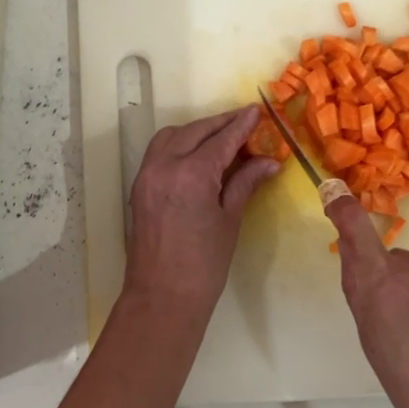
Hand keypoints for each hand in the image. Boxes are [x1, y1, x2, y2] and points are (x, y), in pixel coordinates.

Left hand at [124, 106, 283, 317]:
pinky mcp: (139, 185)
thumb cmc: (204, 264)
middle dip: (220, 124)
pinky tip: (198, 152)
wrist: (162, 296)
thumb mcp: (229, 220)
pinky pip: (159, 151)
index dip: (241, 125)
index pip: (221, 140)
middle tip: (244, 121)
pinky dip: (179, 144)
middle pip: (195, 131)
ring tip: (222, 136)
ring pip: (172, 136)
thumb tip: (269, 161)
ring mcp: (147, 174)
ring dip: (197, 131)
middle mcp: (164, 166)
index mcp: (191, 174)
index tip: (256, 111)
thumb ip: (245, 183)